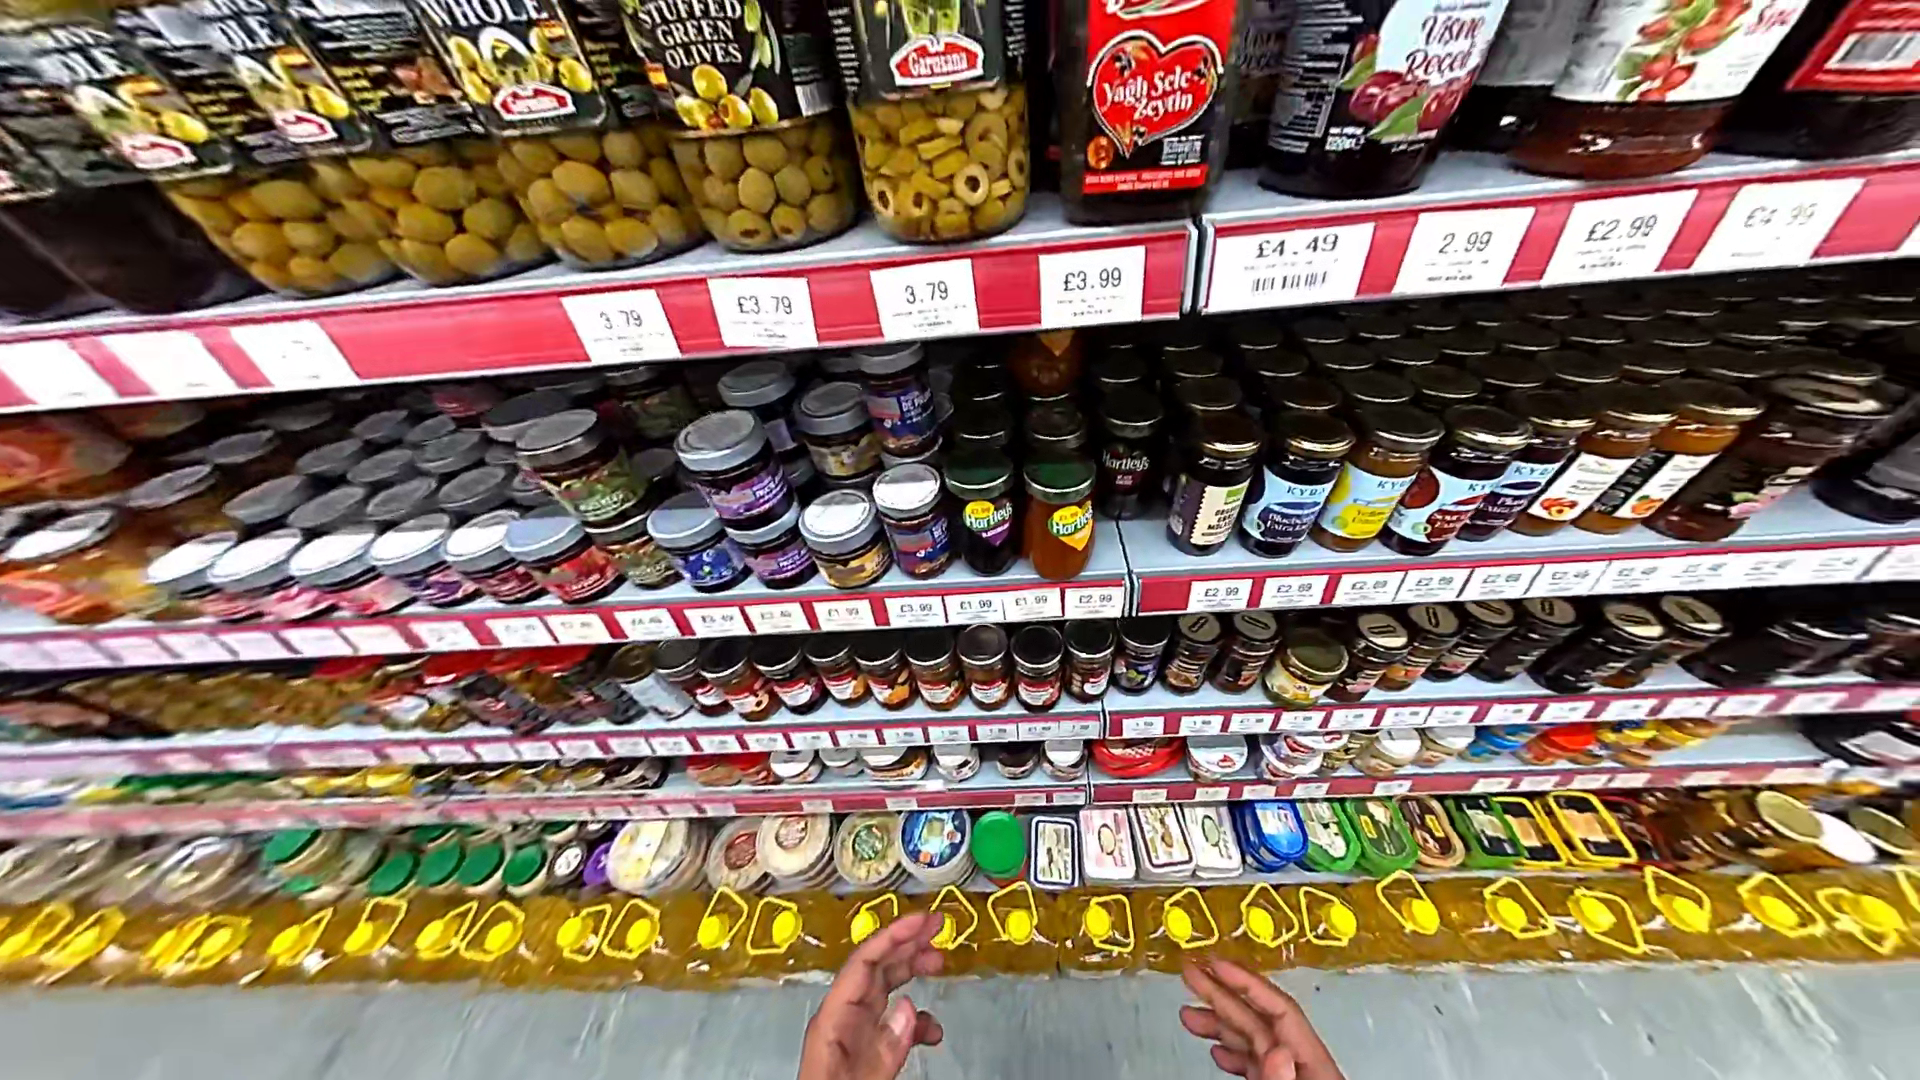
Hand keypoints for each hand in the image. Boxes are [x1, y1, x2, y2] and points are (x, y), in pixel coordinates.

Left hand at [799, 911, 944, 1079]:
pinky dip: (914, 1021)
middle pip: (876, 967)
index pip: (864, 960)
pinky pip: (891, 1024)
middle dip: (907, 943)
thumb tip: (910, 1006)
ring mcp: (854, 1035)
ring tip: (941, 963)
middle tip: (939, 925)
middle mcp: (843, 1018)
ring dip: (913, 973)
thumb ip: (883, 1051)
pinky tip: (934, 1031)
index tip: (924, 919)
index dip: (894, 934)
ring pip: (886, 989)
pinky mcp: (864, 1054)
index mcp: (833, 1018)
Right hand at [1180, 959, 1343, 1079]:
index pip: (1280, 1008)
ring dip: (1217, 1023)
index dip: (1245, 980)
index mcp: (1318, 1067)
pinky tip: (1216, 1048)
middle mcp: (1304, 1067)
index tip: (1214, 961)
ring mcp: (1292, 1078)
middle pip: (1259, 1019)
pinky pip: (1253, 1062)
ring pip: (1251, 1040)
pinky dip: (1231, 1051)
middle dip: (1220, 994)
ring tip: (1188, 1012)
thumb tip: (1277, 1050)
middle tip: (1189, 971)